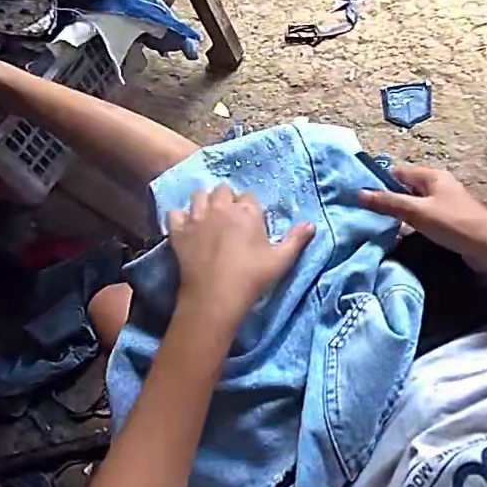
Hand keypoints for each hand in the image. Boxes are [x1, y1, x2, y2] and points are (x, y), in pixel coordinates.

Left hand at [168, 186, 315, 323]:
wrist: (215, 297)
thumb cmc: (252, 278)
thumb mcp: (281, 260)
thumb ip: (297, 239)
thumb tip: (311, 224)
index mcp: (248, 212)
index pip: (250, 197)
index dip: (251, 208)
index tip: (252, 222)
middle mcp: (222, 208)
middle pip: (224, 190)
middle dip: (228, 199)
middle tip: (231, 218)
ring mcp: (197, 217)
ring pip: (199, 195)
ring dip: (205, 202)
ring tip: (210, 217)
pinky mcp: (178, 230)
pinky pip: (175, 212)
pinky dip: (180, 217)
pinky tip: (187, 227)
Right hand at [355, 164, 486, 257]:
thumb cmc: (453, 223)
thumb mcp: (416, 212)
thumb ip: (388, 203)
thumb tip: (360, 193)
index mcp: (432, 176)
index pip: (398, 173)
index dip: (380, 182)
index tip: (361, 196)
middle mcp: (439, 185)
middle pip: (406, 189)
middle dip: (389, 200)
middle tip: (367, 213)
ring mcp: (444, 203)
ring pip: (414, 205)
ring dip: (400, 214)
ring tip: (380, 225)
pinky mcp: (449, 220)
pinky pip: (424, 217)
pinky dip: (413, 224)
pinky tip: (403, 235)